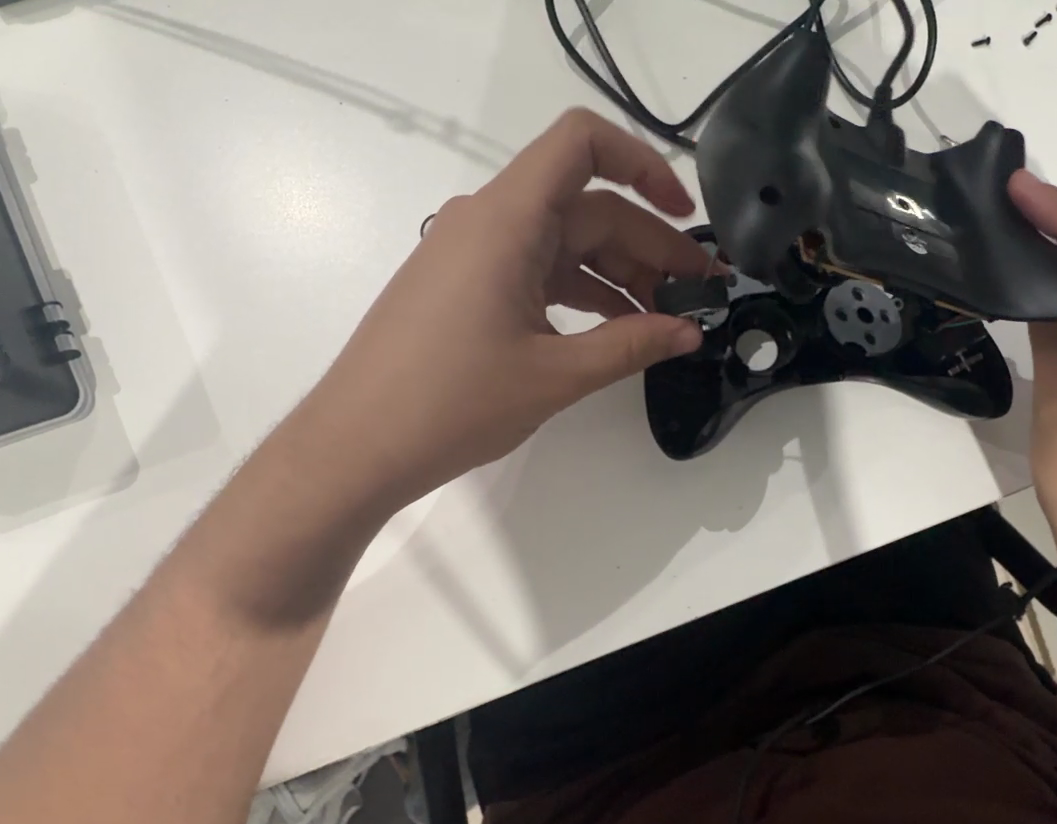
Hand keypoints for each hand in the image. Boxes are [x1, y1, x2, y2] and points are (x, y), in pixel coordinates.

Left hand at [314, 109, 710, 503]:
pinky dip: (580, 293)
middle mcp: (488, 221)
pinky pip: (536, 271)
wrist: (358, 445)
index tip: (686, 217)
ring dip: (617, 276)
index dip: (644, 166)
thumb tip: (688, 332)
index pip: (582, 145)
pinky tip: (613, 331)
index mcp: (507, 220)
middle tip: (697, 297)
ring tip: (663, 323)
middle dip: (649, 247)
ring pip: (563, 243)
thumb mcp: (555, 375)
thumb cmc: (452, 405)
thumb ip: (630, 346)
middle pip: (586, 207)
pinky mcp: (464, 287)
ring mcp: (471, 254)